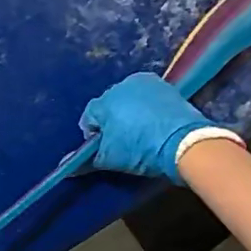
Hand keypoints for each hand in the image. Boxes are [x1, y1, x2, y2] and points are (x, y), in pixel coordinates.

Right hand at [79, 73, 229, 182]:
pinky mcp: (167, 87)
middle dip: (114, 122)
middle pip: (110, 106)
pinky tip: (157, 125)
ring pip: (130, 101)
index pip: (90, 118)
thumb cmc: (141, 149)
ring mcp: (146, 83)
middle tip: (125, 143)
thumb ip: (87, 160)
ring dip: (132, 114)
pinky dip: (149, 109)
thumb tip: (66, 167)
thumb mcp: (111, 158)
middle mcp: (122, 84)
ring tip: (143, 134)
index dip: (95, 137)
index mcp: (105, 100)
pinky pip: (150, 99)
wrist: (184, 142)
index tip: (107, 151)